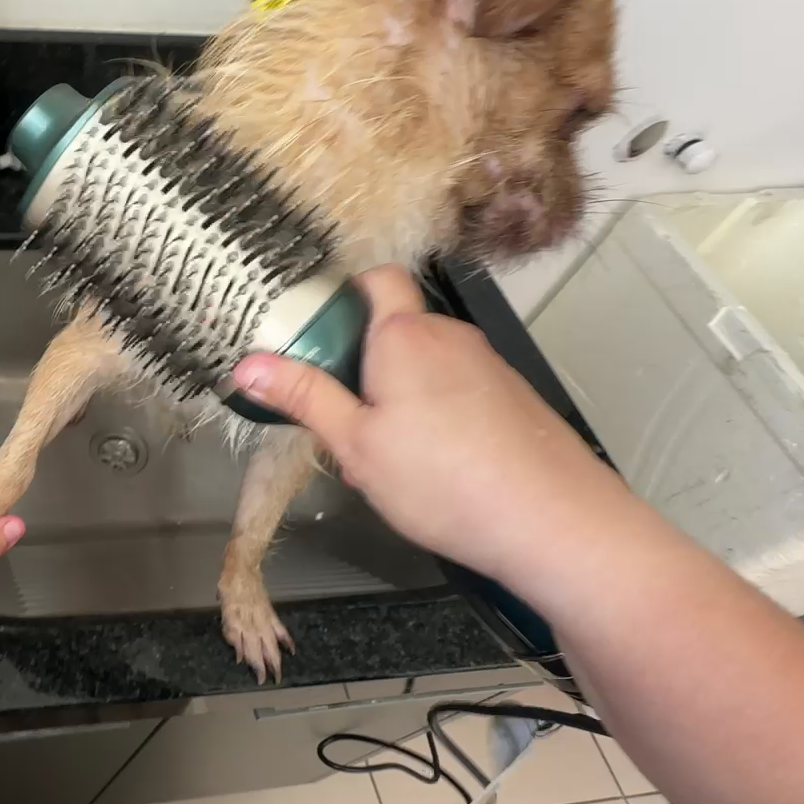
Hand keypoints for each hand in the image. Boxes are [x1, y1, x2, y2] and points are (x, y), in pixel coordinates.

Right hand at [230, 265, 632, 584]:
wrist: (556, 525)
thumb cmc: (443, 480)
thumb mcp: (355, 443)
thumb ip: (303, 396)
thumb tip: (247, 364)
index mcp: (404, 336)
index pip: (377, 278)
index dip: (344, 294)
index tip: (315, 334)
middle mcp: (450, 336)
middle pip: (392, 327)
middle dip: (358, 362)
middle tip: (338, 416)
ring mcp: (487, 365)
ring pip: (422, 362)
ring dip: (393, 391)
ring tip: (381, 452)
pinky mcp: (511, 396)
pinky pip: (453, 386)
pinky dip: (430, 409)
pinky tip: (429, 464)